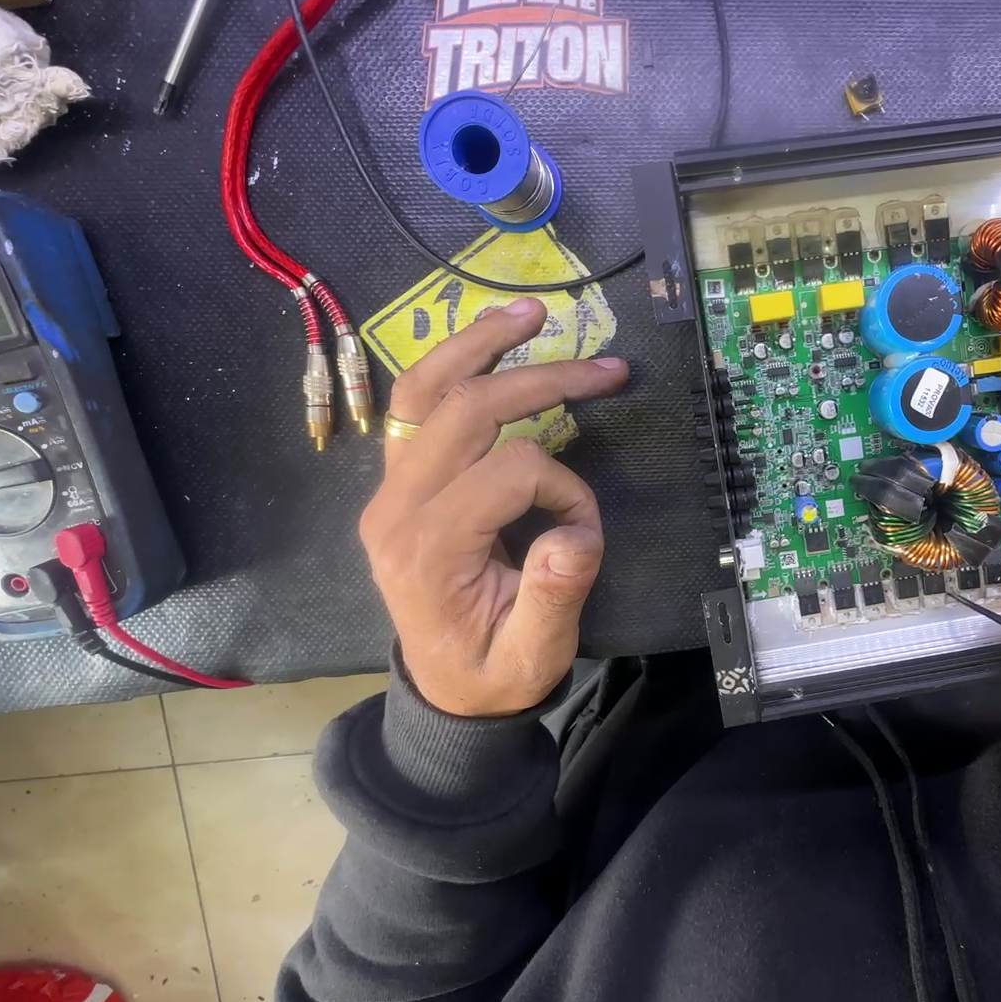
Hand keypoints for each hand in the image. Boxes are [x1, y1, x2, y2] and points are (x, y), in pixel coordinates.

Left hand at [358, 298, 629, 716]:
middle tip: (608, 368)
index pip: (511, 470)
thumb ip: (554, 597)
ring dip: (482, 345)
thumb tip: (576, 534)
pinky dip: (456, 366)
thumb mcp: (535, 655)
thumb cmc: (493, 672)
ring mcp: (392, 488)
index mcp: (431, 548)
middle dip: (544, 380)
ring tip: (532, 311)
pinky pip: (416, 407)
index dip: (565, 488)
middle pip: (467, 408)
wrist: (444, 690)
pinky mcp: (401, 482)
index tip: (585, 528)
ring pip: (424, 389)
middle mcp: (399, 506)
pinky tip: (493, 343)